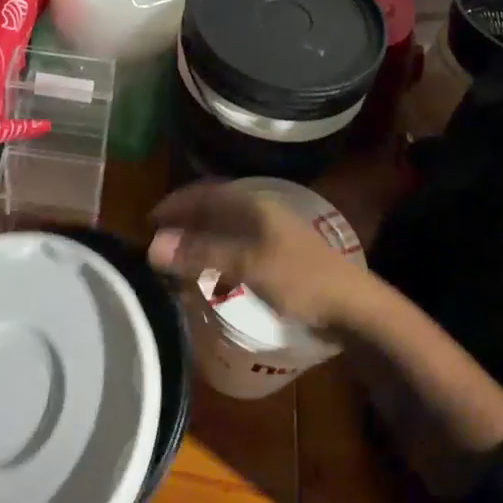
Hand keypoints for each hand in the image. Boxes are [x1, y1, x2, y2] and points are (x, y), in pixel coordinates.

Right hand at [146, 182, 373, 330]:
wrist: (354, 310)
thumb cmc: (300, 281)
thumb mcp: (246, 266)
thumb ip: (200, 254)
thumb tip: (152, 245)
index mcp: (253, 205)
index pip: (204, 192)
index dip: (175, 204)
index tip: (149, 222)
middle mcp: (260, 213)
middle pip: (213, 210)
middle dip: (184, 225)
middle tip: (158, 245)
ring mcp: (271, 235)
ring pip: (224, 232)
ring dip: (199, 244)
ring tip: (177, 264)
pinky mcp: (277, 258)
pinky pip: (236, 251)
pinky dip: (216, 261)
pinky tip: (210, 279)